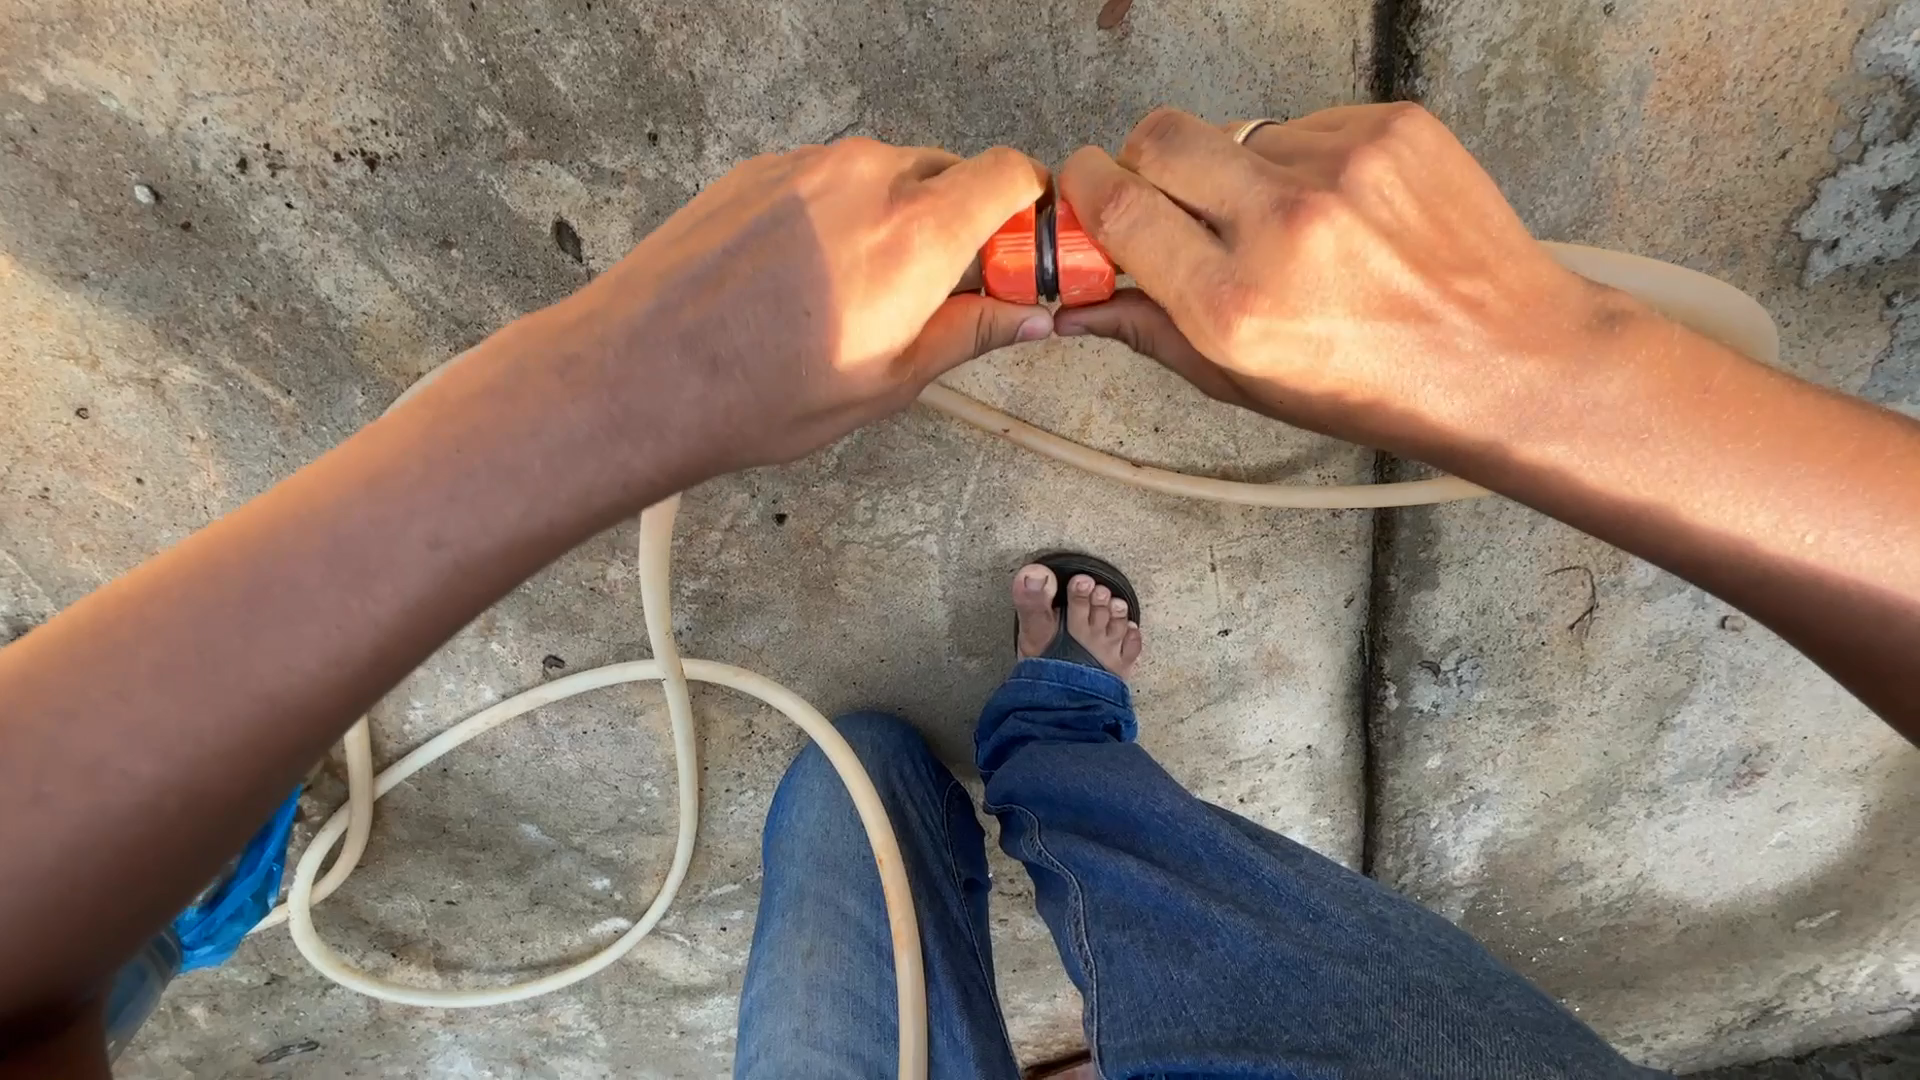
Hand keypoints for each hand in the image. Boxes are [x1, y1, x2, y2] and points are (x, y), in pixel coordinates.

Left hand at [543, 138, 1053, 473]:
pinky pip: (834, 179)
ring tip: (864, 293)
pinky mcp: (763, 169)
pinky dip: (847, 215)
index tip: (1019, 254)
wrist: (644, 372)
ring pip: (891, 175)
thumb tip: (1030, 317)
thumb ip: (971, 334)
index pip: (1010, 174)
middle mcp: (867, 178)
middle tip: (943, 290)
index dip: (1030, 209)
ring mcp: (809, 164)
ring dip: (901, 222)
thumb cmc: (760, 393)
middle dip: (965, 225)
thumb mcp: (889, 382)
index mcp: (914, 234)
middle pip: (952, 174)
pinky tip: (814, 276)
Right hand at [1053, 105, 1614, 456]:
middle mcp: (1281, 225)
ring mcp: (1340, 164)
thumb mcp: (1237, 380)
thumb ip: (1147, 331)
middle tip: (1157, 200)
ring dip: (1222, 171)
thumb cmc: (1364, 386)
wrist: (1498, 356)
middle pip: (1159, 136)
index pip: (1119, 209)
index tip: (1077, 188)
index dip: (1081, 188)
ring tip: (1267, 225)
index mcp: (1232, 305)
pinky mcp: (1388, 125)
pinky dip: (1288, 163)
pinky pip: (1296, 126)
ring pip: (1229, 131)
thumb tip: (1079, 308)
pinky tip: (1321, 210)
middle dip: (1137, 161)